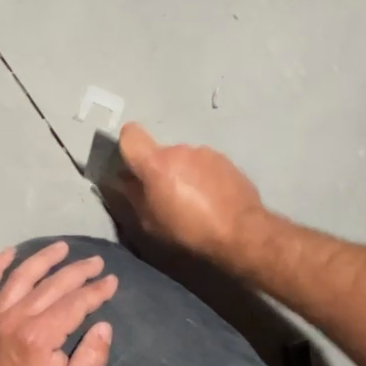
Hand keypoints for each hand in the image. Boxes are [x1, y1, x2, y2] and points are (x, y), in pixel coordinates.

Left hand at [0, 242, 117, 365]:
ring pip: (21, 277)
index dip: (96, 291)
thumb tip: (103, 326)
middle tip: (97, 262)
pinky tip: (11, 252)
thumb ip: (92, 359)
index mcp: (40, 336)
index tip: (112, 282)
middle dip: (78, 271)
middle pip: (51, 285)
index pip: (75, 303)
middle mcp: (15, 319)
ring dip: (44, 258)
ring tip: (63, 247)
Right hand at [116, 124, 269, 261]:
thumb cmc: (190, 231)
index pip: (130, 134)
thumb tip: (124, 180)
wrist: (241, 232)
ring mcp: (206, 152)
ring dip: (183, 174)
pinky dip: (203, 177)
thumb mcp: (151, 223)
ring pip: (184, 159)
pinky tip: (212, 199)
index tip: (132, 167)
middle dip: (160, 170)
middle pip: (160, 153)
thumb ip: (133, 197)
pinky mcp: (225, 160)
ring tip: (194, 201)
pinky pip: (204, 165)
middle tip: (167, 197)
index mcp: (157, 164)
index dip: (127, 146)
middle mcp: (180, 150)